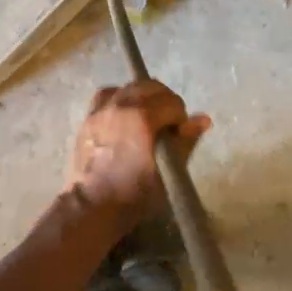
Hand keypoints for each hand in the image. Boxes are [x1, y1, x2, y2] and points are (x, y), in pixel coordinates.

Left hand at [66, 80, 210, 223]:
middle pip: (150, 87)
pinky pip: (107, 94)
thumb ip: (185, 141)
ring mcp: (101, 109)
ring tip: (147, 116)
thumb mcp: (168, 171)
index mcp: (142, 117)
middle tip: (168, 123)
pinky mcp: (88, 116)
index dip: (181, 116)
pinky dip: (120, 97)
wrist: (94, 203)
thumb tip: (203, 119)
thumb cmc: (135, 192)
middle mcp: (120, 105)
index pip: (171, 102)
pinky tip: (124, 114)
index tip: (180, 133)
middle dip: (165, 101)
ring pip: (128, 87)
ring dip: (142, 96)